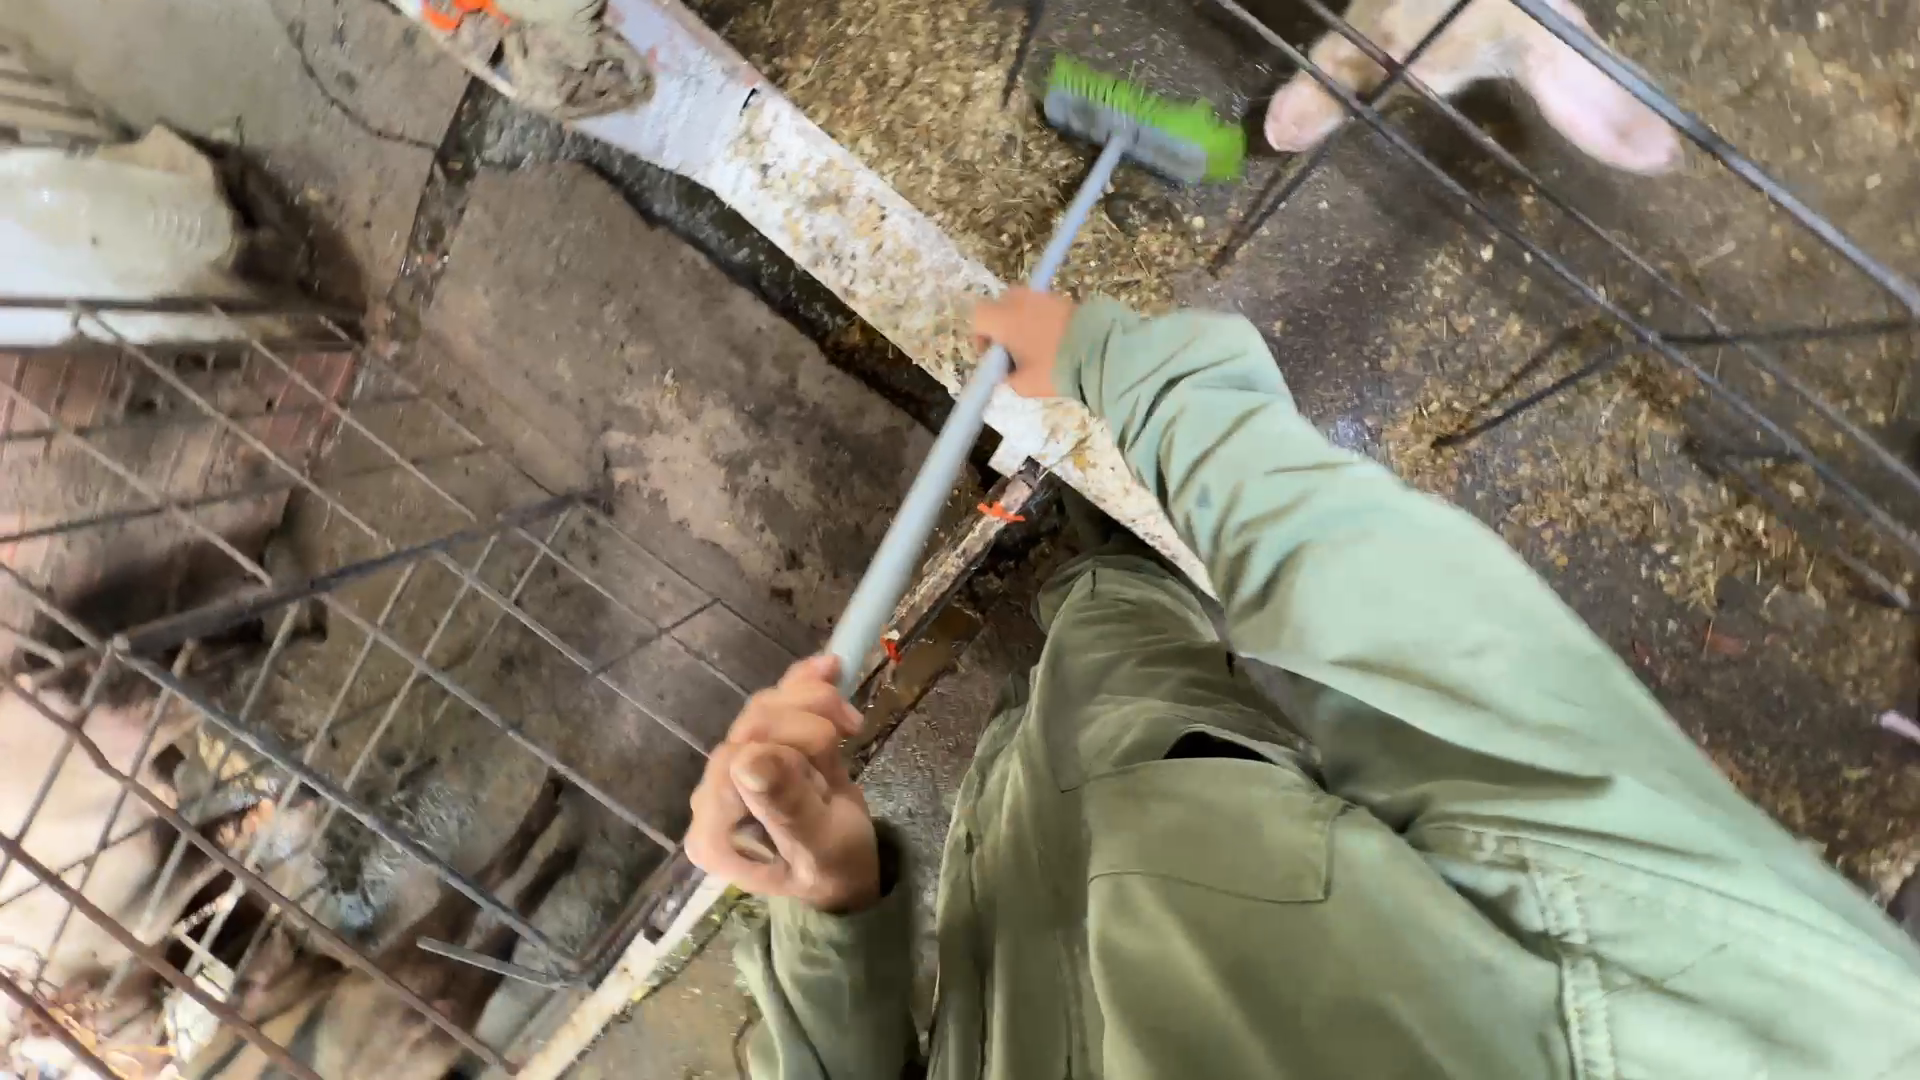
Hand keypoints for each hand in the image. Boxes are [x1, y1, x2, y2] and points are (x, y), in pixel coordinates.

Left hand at [685, 655, 878, 912]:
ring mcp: (733, 771)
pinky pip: (774, 703)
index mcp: (715, 829)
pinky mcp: (757, 748)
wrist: (845, 872)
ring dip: (813, 702)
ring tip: (848, 723)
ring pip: (764, 707)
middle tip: (850, 730)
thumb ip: (787, 806)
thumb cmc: (834, 867)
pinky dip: (802, 682)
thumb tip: (749, 758)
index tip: (835, 754)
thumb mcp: (819, 844)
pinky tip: (828, 667)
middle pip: (751, 724)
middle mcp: (712, 796)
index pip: (739, 754)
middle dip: (808, 718)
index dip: (791, 741)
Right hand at [971, 287, 1076, 397]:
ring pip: (1021, 305)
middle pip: (998, 306)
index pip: (978, 317)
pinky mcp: (1062, 298)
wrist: (1098, 350)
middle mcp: (1018, 301)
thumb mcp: (1024, 385)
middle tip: (1011, 351)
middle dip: (1000, 326)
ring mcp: (1042, 296)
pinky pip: (1040, 307)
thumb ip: (1008, 379)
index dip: (980, 337)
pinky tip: (1051, 340)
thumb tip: (1008, 373)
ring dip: (1020, 322)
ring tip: (1033, 347)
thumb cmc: (1053, 368)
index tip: (992, 356)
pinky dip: (1039, 320)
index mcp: (1003, 319)